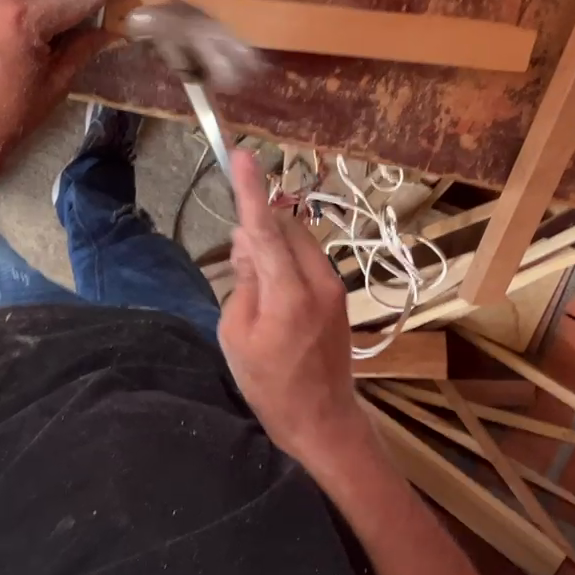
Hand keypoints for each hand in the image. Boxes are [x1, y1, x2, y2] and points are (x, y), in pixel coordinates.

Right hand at [218, 150, 373, 470]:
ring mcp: (334, 286)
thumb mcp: (235, 334)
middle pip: (285, 226)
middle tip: (236, 259)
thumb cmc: (268, 384)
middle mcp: (318, 281)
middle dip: (258, 226)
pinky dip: (286, 259)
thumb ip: (243, 280)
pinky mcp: (339, 294)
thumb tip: (249, 241)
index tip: (242, 155)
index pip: (265, 230)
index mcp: (287, 294)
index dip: (250, 191)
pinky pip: (307, 258)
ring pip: (298, 240)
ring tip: (254, 284)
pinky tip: (274, 291)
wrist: (322, 419)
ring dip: (273, 243)